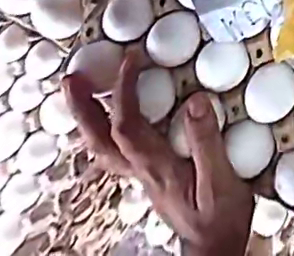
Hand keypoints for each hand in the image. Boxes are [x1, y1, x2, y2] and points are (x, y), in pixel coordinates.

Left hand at [64, 50, 251, 255]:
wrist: (215, 252)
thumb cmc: (220, 219)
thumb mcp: (221, 181)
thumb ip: (207, 141)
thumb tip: (194, 100)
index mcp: (156, 168)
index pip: (127, 125)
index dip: (124, 90)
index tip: (132, 58)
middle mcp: (142, 170)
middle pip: (99, 140)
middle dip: (82, 107)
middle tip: (71, 78)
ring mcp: (143, 175)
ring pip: (103, 145)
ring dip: (88, 116)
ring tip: (83, 89)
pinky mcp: (151, 175)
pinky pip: (118, 148)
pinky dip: (106, 127)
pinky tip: (111, 115)